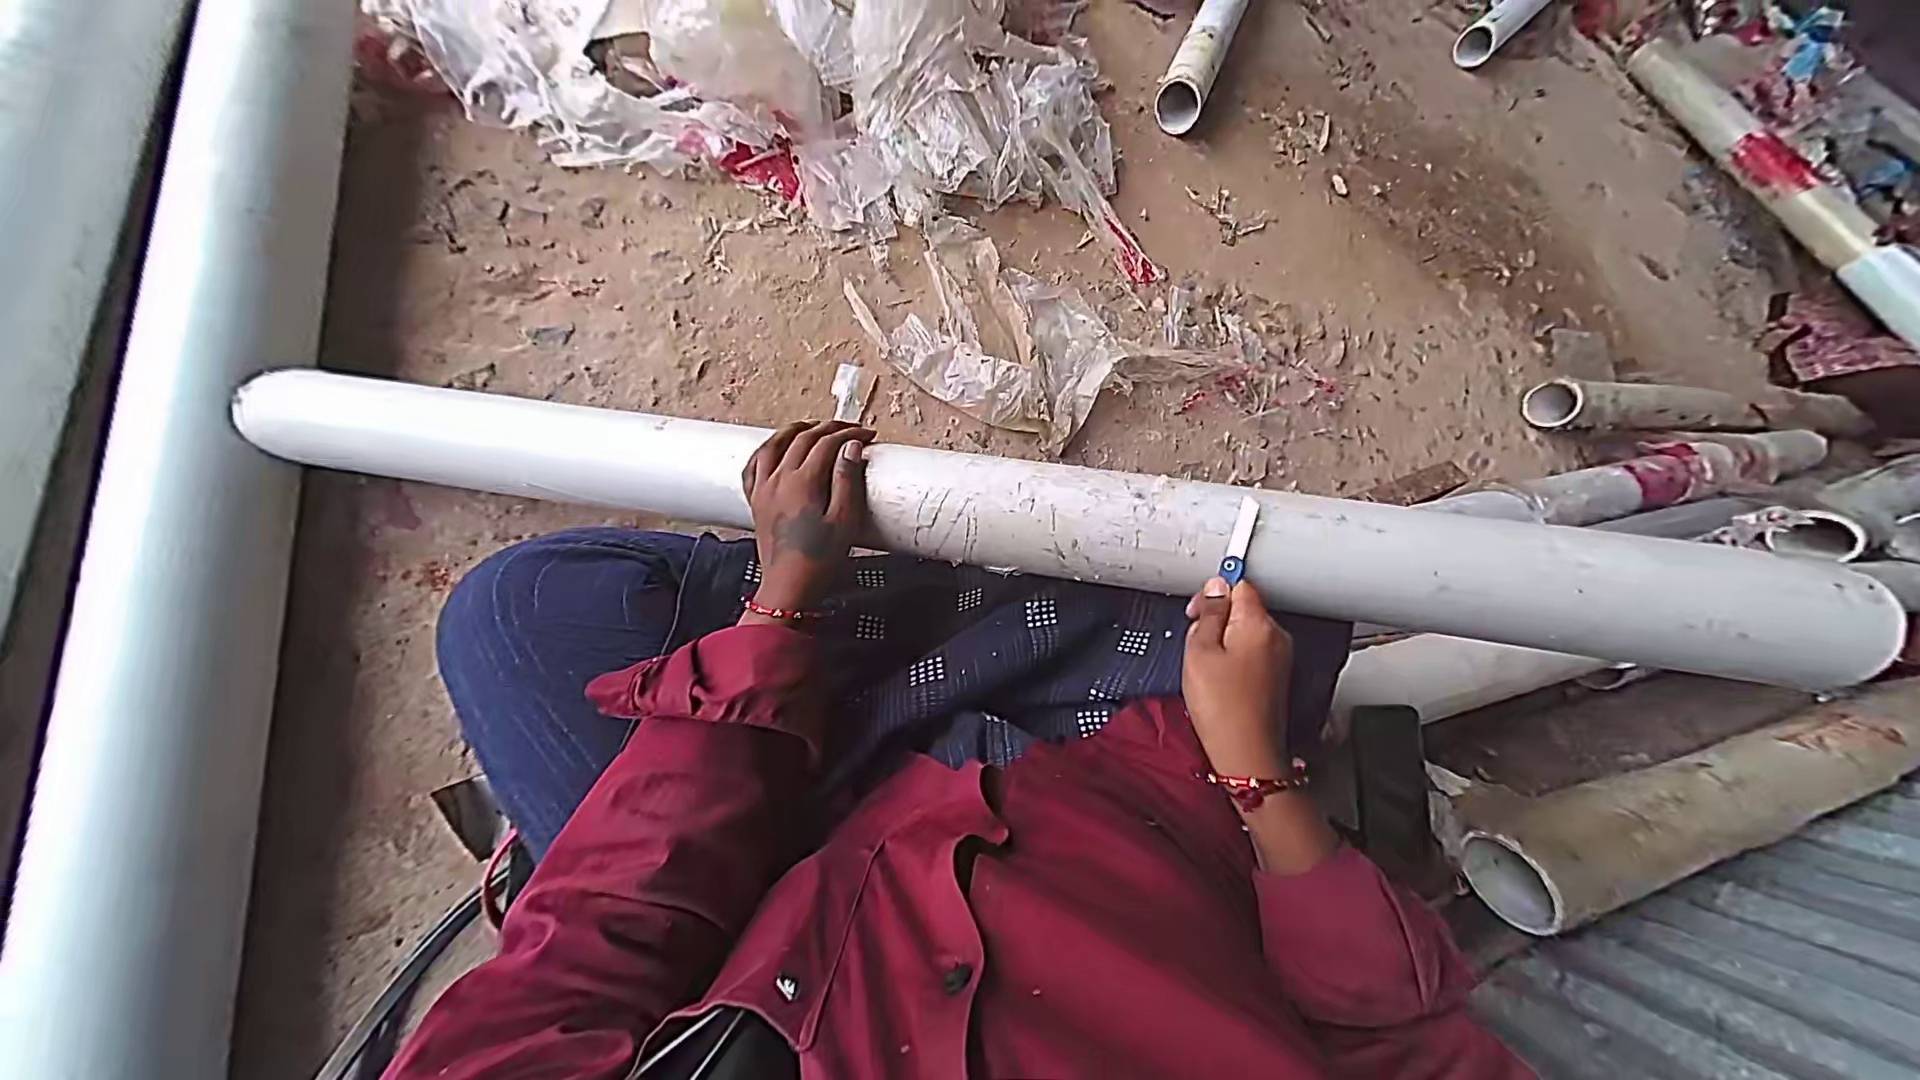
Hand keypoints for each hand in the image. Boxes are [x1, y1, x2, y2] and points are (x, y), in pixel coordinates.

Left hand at [740, 420, 874, 617]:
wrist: (789, 586)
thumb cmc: (820, 559)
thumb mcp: (844, 520)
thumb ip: (847, 479)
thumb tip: (851, 447)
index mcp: (802, 482)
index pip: (826, 443)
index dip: (849, 434)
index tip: (867, 436)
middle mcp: (778, 479)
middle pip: (802, 439)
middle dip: (828, 428)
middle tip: (849, 428)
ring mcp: (763, 489)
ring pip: (773, 445)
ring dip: (794, 430)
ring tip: (811, 426)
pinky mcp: (755, 501)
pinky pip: (754, 465)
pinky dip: (766, 450)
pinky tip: (774, 449)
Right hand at [1182, 577, 1294, 776]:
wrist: (1245, 752)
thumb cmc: (1223, 707)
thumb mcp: (1199, 651)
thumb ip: (1207, 613)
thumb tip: (1215, 588)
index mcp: (1258, 625)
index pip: (1239, 585)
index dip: (1213, 593)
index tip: (1198, 608)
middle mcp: (1276, 637)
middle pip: (1243, 607)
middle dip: (1216, 618)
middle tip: (1197, 641)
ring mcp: (1279, 657)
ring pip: (1244, 630)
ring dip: (1222, 638)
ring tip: (1206, 665)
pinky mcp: (1276, 674)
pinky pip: (1250, 650)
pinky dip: (1232, 657)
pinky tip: (1219, 677)